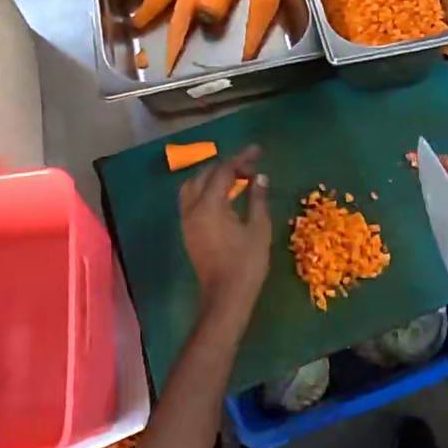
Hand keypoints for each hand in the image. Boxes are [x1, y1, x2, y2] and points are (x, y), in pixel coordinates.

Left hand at [179, 145, 270, 318]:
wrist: (226, 296)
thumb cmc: (246, 263)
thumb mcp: (258, 228)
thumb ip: (257, 198)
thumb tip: (260, 177)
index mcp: (209, 205)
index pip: (223, 171)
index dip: (241, 158)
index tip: (258, 151)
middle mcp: (192, 208)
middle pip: (205, 174)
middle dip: (227, 166)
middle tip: (250, 167)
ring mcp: (187, 220)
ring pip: (193, 186)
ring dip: (213, 177)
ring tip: (235, 178)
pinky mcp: (188, 230)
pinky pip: (192, 199)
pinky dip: (206, 190)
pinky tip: (224, 196)